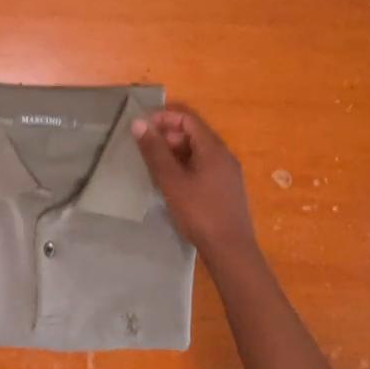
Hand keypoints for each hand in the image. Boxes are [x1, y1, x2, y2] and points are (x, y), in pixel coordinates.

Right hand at [132, 104, 258, 263]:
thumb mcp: (171, 180)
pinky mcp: (226, 187)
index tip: (141, 128)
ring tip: (153, 164)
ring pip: (198, 150)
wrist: (230, 250)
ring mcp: (227, 172)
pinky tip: (171, 181)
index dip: (163, 118)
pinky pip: (203, 165)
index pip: (187, 119)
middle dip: (167, 135)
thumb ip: (154, 150)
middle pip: (194, 133)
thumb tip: (139, 122)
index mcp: (214, 148)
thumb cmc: (199, 212)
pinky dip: (185, 164)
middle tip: (144, 148)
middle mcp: (224, 155)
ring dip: (174, 151)